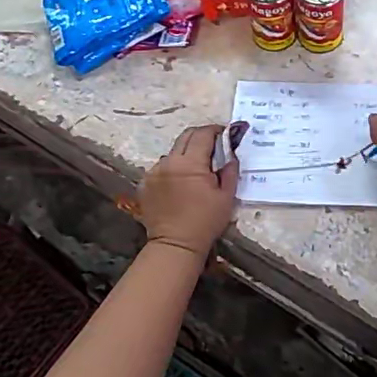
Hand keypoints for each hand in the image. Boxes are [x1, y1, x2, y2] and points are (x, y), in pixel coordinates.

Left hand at [137, 125, 236, 257]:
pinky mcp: (145, 183)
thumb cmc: (206, 221)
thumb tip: (230, 151)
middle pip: (186, 136)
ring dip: (185, 154)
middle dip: (201, 137)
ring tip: (195, 171)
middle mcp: (170, 162)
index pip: (203, 134)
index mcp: (191, 163)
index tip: (224, 134)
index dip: (216, 130)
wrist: (176, 245)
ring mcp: (154, 172)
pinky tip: (179, 184)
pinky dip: (172, 169)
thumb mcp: (227, 196)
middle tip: (212, 147)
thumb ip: (230, 169)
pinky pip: (161, 168)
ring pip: (173, 152)